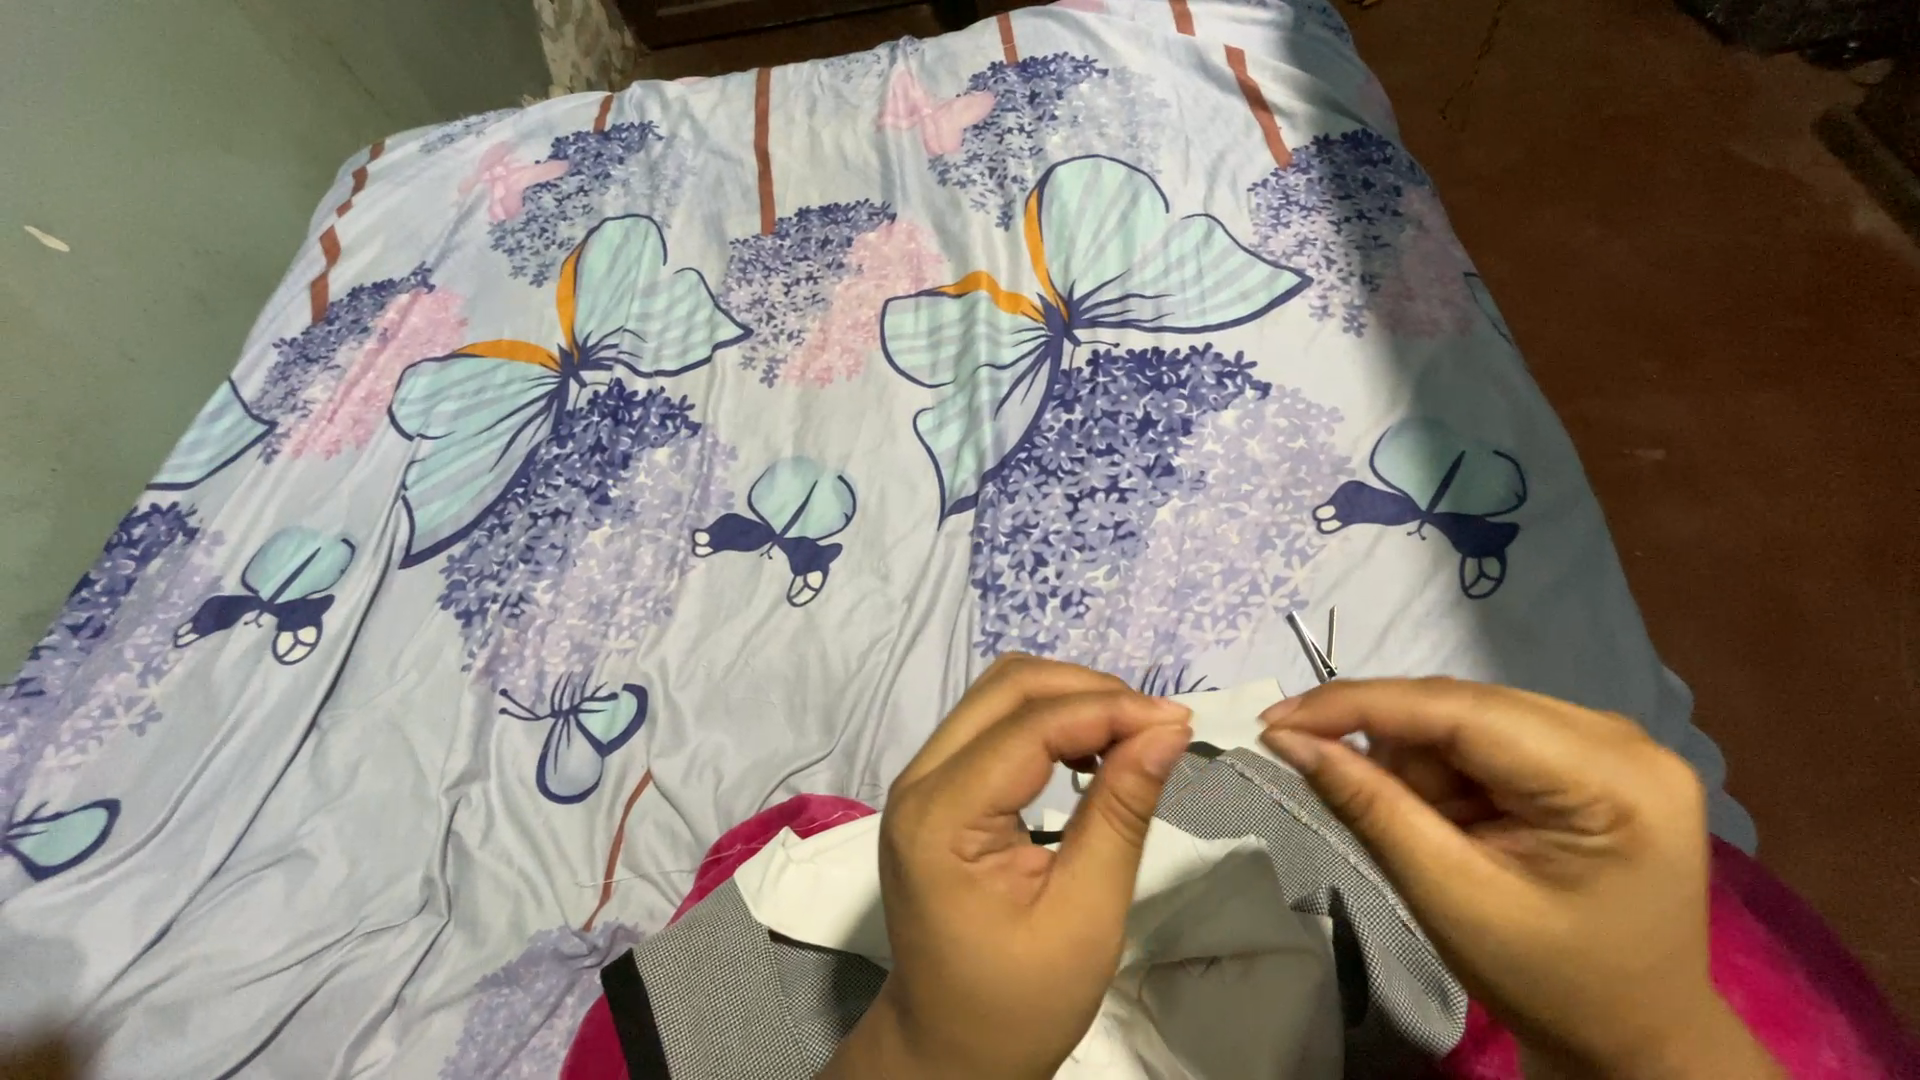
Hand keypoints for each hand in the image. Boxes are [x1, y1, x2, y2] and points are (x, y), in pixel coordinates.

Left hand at [821, 656, 1192, 1079]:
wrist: (948, 1048)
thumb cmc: (1017, 1004)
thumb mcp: (1086, 917)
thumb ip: (1122, 813)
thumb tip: (1166, 730)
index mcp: (941, 817)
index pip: (1030, 727)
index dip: (1108, 710)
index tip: (1178, 720)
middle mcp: (918, 780)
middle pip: (1007, 688)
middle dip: (1088, 691)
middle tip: (1156, 725)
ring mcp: (920, 779)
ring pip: (999, 694)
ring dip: (1068, 698)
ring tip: (1128, 735)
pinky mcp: (936, 786)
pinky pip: (992, 722)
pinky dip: (1046, 719)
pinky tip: (1087, 750)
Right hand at [1261, 678, 1781, 1078]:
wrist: (1634, 1039)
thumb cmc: (1550, 982)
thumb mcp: (1448, 896)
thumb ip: (1368, 805)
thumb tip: (1285, 738)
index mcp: (1611, 780)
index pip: (1458, 710)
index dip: (1356, 705)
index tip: (1275, 720)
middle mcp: (1619, 738)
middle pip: (1457, 706)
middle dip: (1389, 746)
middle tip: (1339, 786)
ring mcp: (1608, 741)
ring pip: (1458, 715)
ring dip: (1415, 763)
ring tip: (1426, 831)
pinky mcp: (1587, 752)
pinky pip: (1478, 731)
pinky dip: (1440, 769)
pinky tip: (1448, 817)